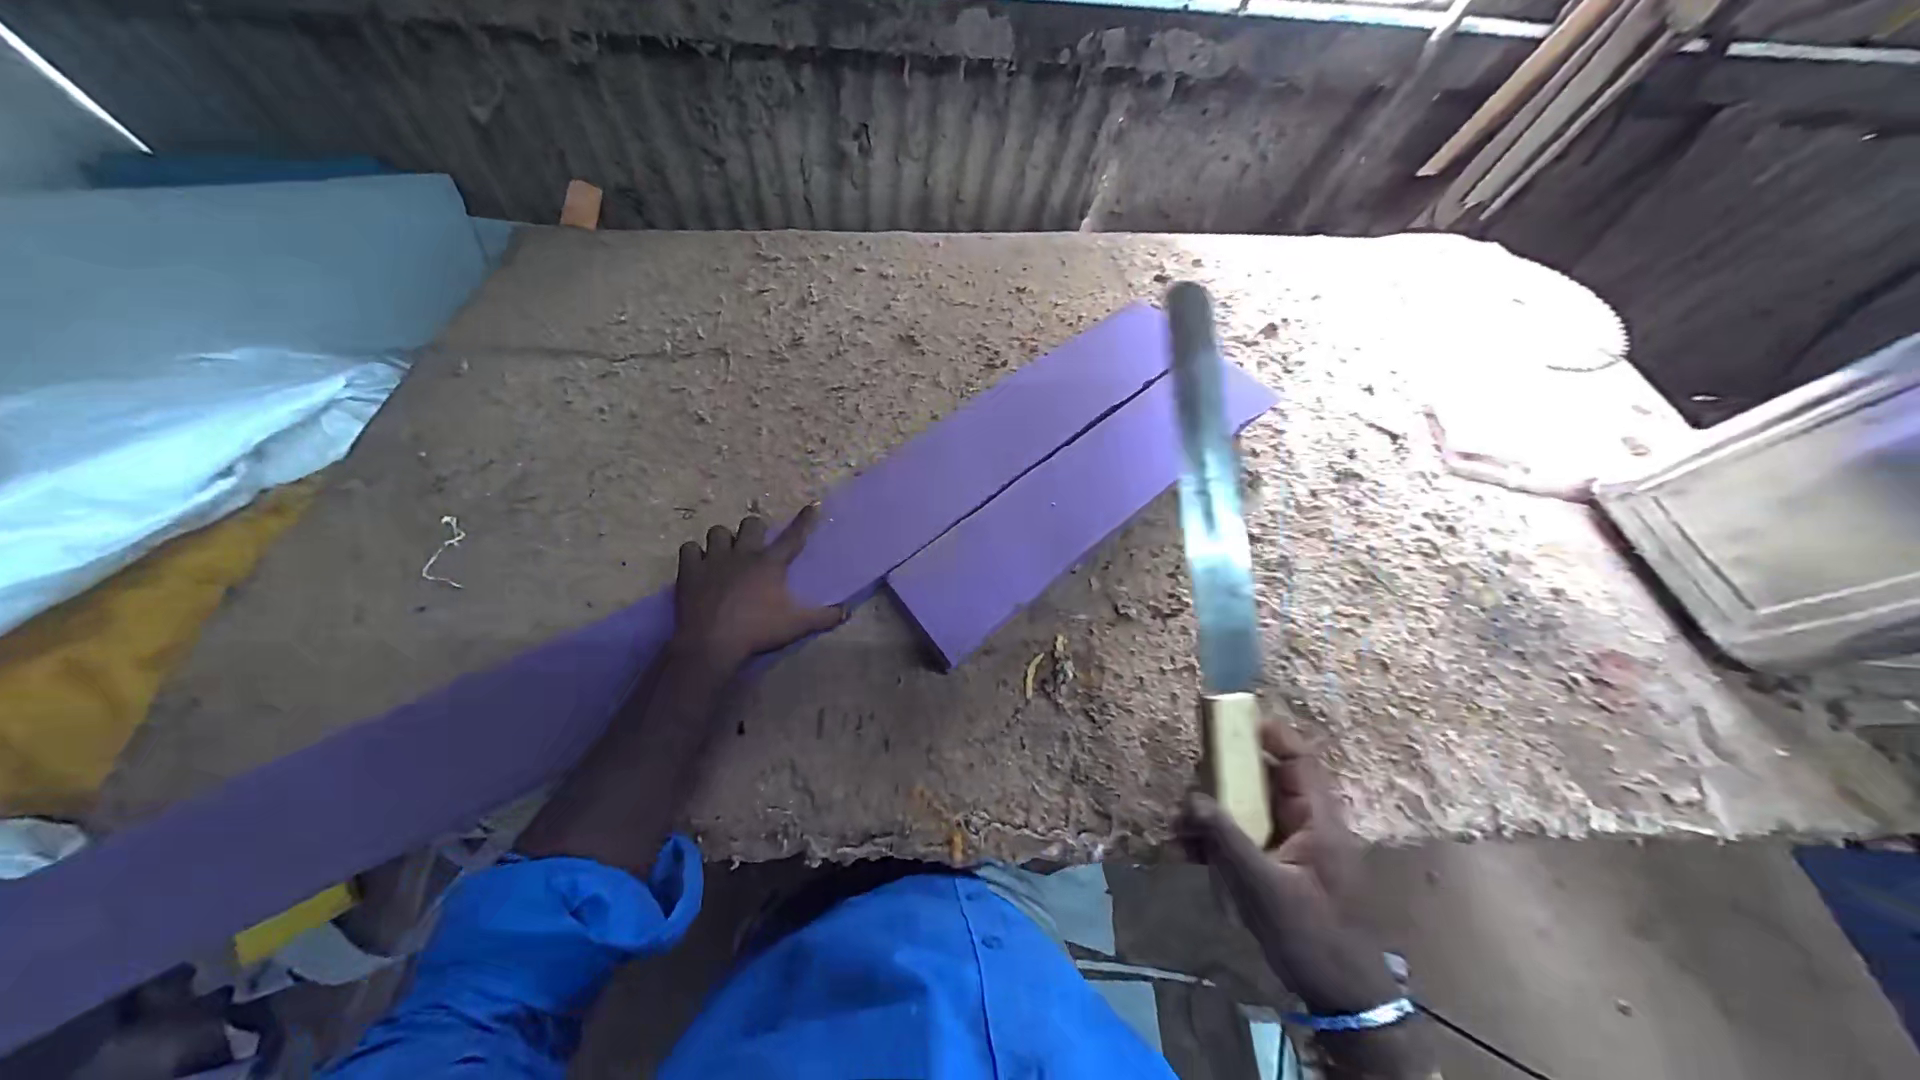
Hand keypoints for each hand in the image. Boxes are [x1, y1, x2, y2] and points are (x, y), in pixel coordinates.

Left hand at [674, 503, 844, 666]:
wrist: (711, 643)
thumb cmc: (757, 631)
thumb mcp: (796, 625)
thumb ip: (823, 617)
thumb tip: (847, 612)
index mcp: (770, 564)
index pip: (793, 536)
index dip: (805, 520)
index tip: (813, 504)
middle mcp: (743, 554)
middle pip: (751, 524)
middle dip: (755, 529)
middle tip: (755, 542)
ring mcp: (713, 559)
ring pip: (717, 532)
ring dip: (724, 539)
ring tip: (725, 551)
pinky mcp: (689, 570)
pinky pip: (689, 548)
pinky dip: (694, 553)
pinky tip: (698, 563)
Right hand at [1186, 719, 1432, 1078]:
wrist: (1339, 996)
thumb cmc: (1313, 936)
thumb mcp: (1264, 887)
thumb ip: (1226, 839)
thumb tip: (1192, 797)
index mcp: (1319, 822)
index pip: (1300, 762)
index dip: (1272, 737)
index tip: (1235, 723)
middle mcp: (1306, 826)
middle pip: (1264, 782)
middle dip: (1223, 780)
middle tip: (1190, 785)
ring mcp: (1290, 848)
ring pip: (1247, 811)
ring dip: (1212, 814)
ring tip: (1178, 828)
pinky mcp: (1275, 868)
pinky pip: (1241, 839)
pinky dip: (1214, 840)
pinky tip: (1185, 852)